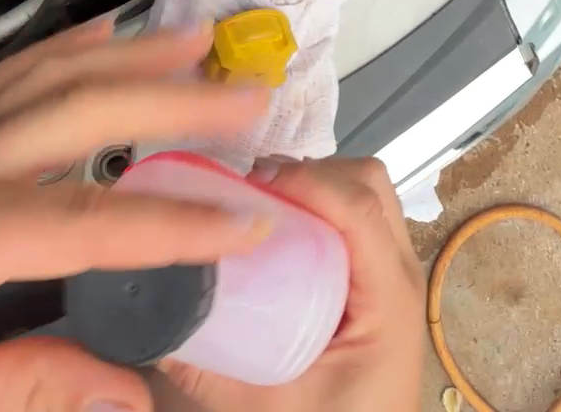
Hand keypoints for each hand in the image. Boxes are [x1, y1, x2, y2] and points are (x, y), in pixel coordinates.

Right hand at [160, 157, 424, 411]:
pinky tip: (285, 226)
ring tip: (267, 204)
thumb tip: (159, 319)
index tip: (256, 185)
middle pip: (369, 184)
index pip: (361, 209)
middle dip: (314, 173)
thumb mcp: (272, 406)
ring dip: (318, 183)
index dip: (309, 182)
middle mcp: (400, 269)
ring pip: (367, 190)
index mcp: (389, 296)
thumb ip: (214, 367)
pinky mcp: (380, 273)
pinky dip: (323, 201)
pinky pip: (359, 213)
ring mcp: (394, 268)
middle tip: (258, 194)